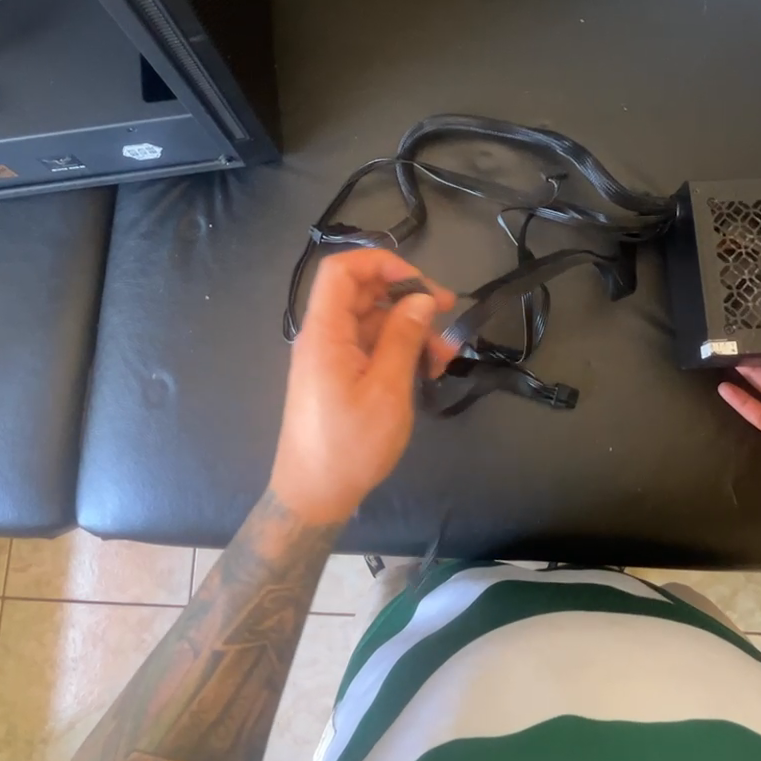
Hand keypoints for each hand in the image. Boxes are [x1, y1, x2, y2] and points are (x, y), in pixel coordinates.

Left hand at [269, 249, 459, 523]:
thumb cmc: (350, 444)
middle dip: (407, 298)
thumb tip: (421, 298)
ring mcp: (330, 357)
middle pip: (362, 294)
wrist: (313, 496)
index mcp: (324, 332)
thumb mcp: (386, 389)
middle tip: (447, 312)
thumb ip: (403, 337)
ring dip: (410, 329)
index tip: (420, 282)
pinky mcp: (338, 377)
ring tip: (445, 355)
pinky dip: (399, 351)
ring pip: (372, 322)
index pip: (341, 270)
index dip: (380, 263)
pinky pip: (370, 347)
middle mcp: (323, 337)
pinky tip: (427, 369)